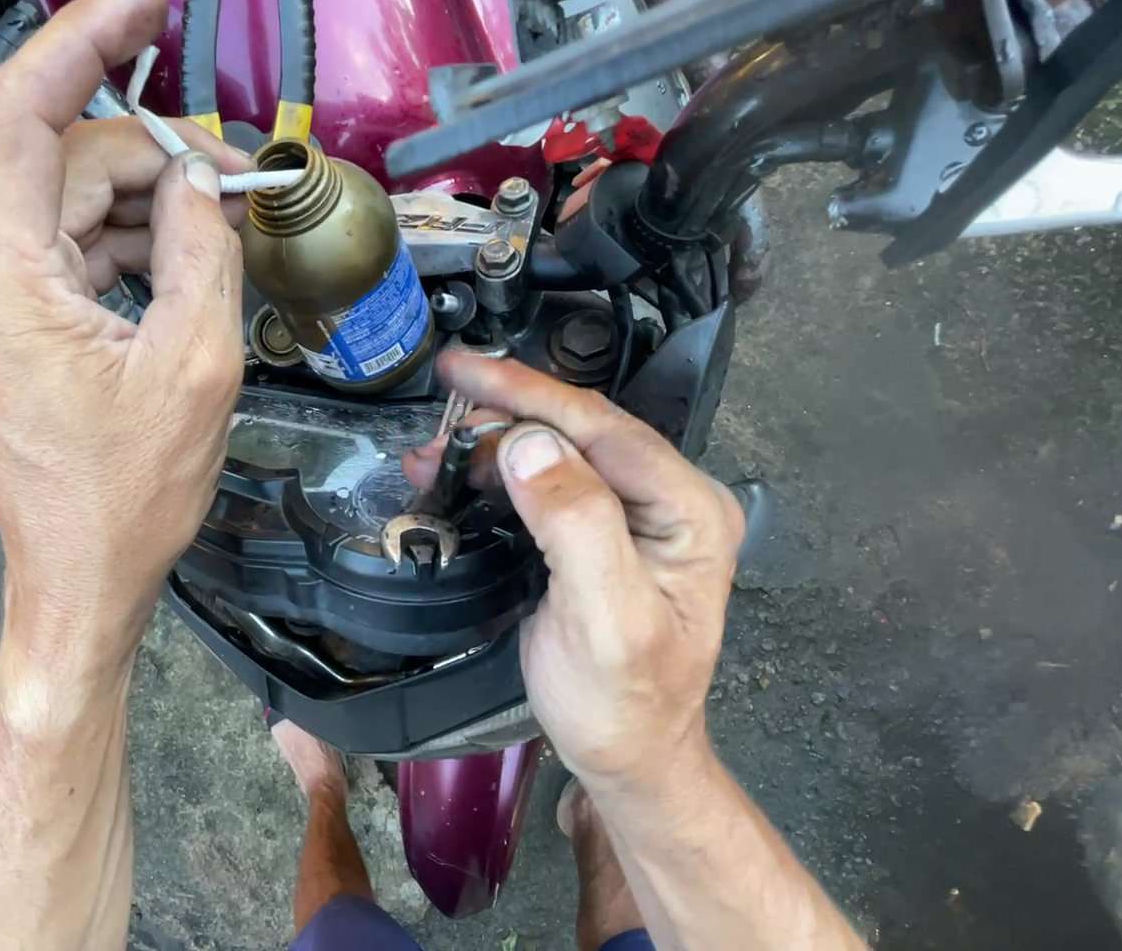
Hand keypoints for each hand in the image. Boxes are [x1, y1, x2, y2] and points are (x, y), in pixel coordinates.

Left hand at [0, 0, 250, 692]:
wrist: (81, 580)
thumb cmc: (128, 496)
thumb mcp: (196, 365)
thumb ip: (201, 252)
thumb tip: (199, 180)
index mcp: (4, 279)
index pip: (22, 114)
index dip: (82, 43)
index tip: (145, 10)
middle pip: (62, 162)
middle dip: (150, 152)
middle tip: (230, 176)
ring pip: (70, 207)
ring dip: (146, 202)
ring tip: (218, 226)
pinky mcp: (17, 333)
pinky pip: (71, 255)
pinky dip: (128, 245)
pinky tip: (182, 262)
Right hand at [406, 351, 743, 793]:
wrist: (626, 752)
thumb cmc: (622, 701)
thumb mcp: (606, 620)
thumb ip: (576, 526)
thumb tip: (529, 446)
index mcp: (688, 509)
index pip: (601, 428)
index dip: (526, 393)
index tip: (461, 369)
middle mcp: (666, 496)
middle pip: (575, 428)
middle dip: (499, 417)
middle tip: (437, 426)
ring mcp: (632, 509)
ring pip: (553, 448)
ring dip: (489, 444)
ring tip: (434, 457)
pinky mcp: (597, 525)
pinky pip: (542, 479)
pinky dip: (494, 471)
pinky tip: (457, 476)